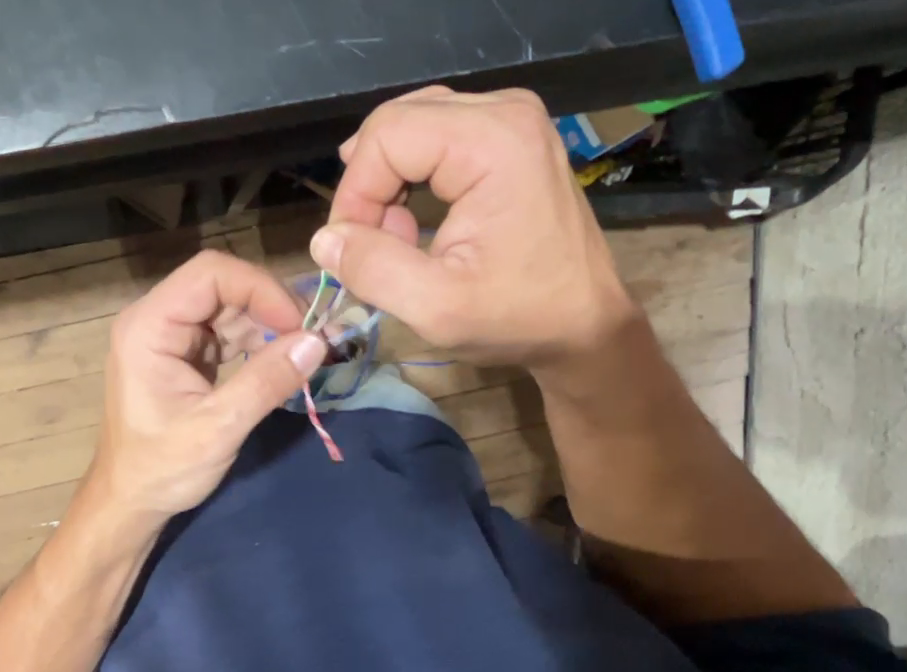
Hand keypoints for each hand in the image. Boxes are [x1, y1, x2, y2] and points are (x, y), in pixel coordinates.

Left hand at [85, 250, 329, 525]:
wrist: (130, 501)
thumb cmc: (162, 469)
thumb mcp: (218, 428)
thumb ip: (265, 381)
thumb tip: (317, 343)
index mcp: (148, 327)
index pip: (211, 274)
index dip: (260, 289)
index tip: (298, 325)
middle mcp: (155, 321)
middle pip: (221, 286)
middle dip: (269, 307)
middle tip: (310, 340)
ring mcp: (169, 338)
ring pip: (228, 308)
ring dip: (267, 326)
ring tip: (304, 352)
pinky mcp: (184, 357)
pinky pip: (226, 334)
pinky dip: (256, 344)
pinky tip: (282, 362)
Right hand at [309, 87, 639, 365]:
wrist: (582, 324)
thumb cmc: (517, 318)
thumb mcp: (436, 308)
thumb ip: (374, 270)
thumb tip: (324, 240)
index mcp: (492, 141)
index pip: (385, 136)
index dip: (354, 194)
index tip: (354, 252)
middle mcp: (504, 112)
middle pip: (394, 123)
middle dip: (368, 188)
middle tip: (373, 247)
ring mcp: (509, 119)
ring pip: (409, 128)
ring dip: (386, 186)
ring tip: (397, 240)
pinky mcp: (508, 137)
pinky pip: (433, 138)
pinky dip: (409, 180)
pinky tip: (414, 224)